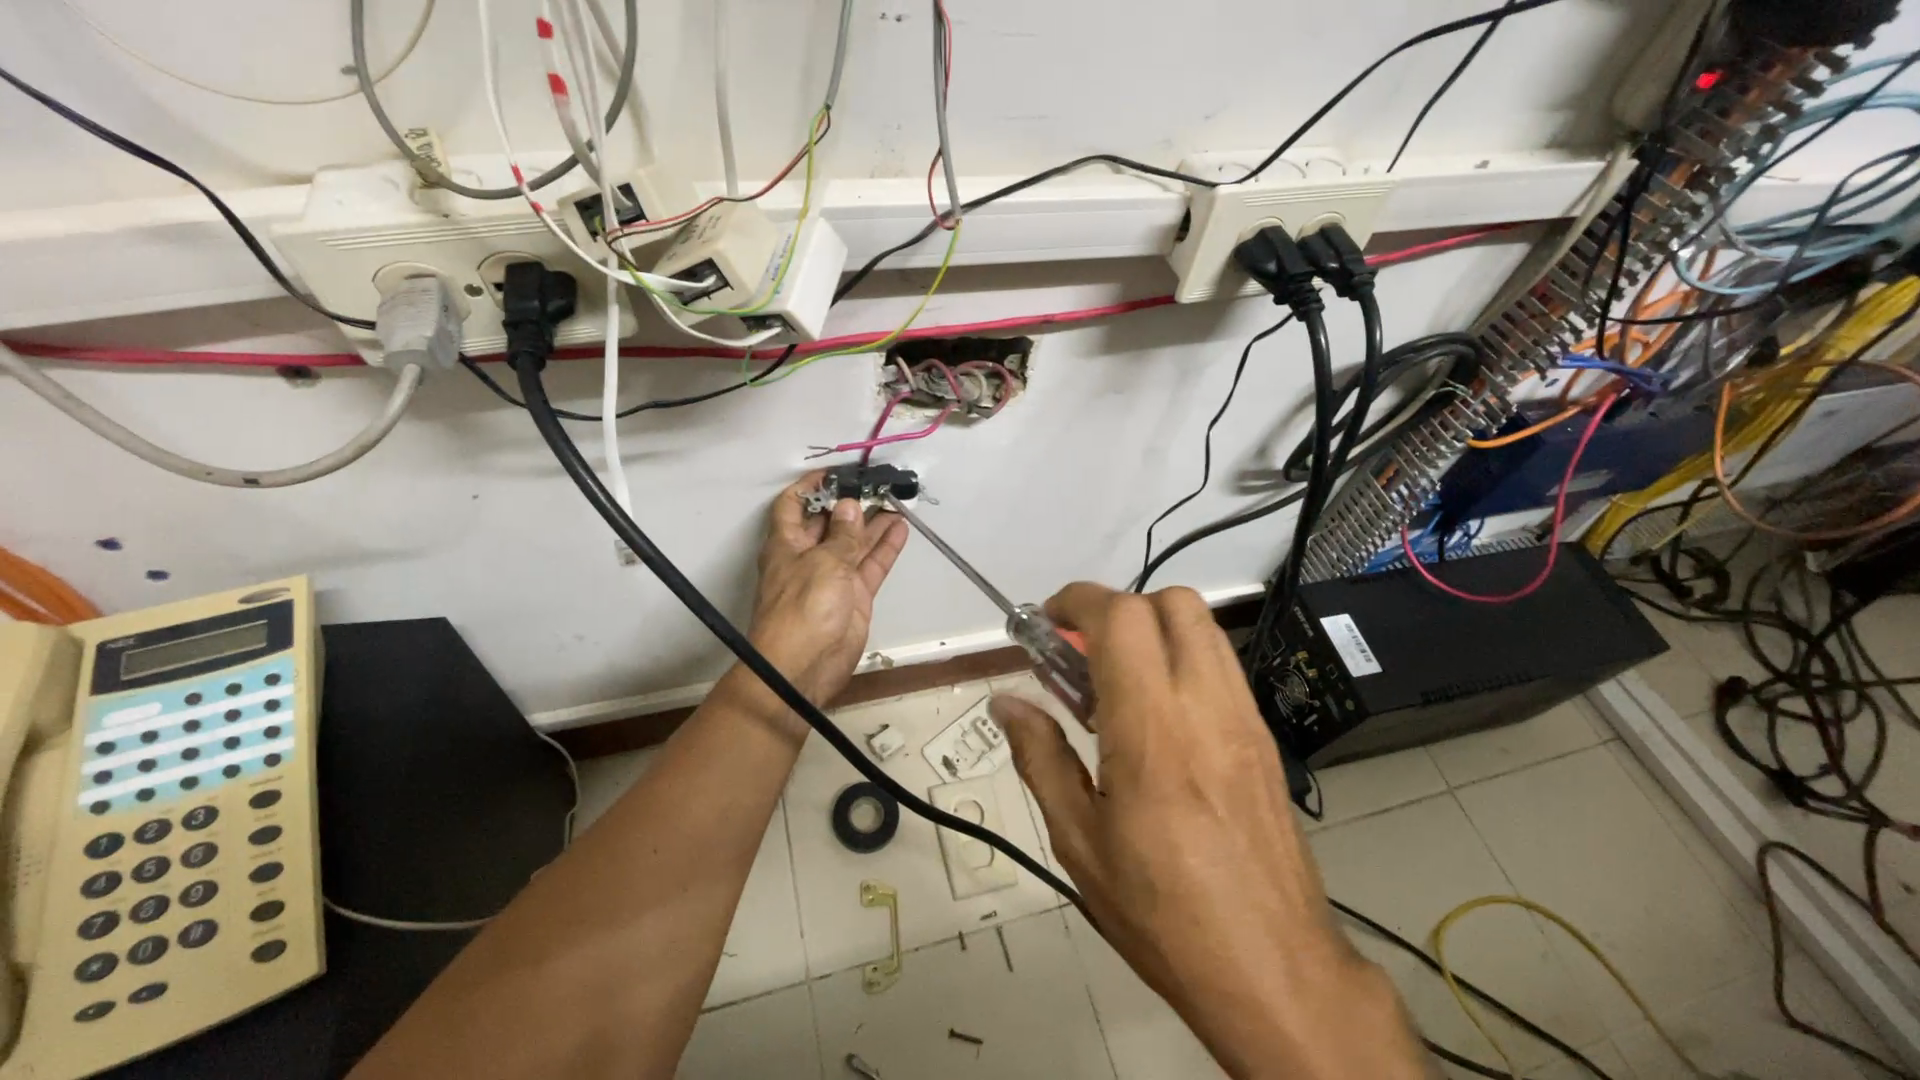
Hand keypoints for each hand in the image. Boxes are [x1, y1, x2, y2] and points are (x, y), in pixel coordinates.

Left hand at [729, 472, 907, 728]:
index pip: (793, 506)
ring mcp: (832, 578)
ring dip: (872, 522)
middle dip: (849, 502)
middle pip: (829, 522)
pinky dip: (884, 548)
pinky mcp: (854, 597)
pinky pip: (870, 566)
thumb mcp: (824, 563)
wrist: (803, 667)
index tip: (836, 473)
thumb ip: (843, 535)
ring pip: (854, 543)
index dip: (810, 487)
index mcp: (786, 544)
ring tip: (896, 499)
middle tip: (877, 482)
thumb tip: (850, 505)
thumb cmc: (803, 607)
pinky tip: (900, 528)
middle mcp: (808, 557)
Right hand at [991, 584, 1428, 1079]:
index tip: (1045, 622)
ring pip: (1205, 628)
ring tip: (1116, 684)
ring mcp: (1245, 718)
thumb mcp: (1080, 841)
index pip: (1121, 618)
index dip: (1077, 601)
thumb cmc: (1160, 912)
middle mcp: (1206, 705)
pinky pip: (1223, 668)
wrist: (1271, 967)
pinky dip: (1184, 661)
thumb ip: (1042, 758)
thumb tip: (1007, 703)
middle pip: (1173, 603)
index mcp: (1152, 728)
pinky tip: (1157, 718)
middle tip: (1080, 654)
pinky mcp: (1264, 739)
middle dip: (1118, 608)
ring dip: (1154, 630)